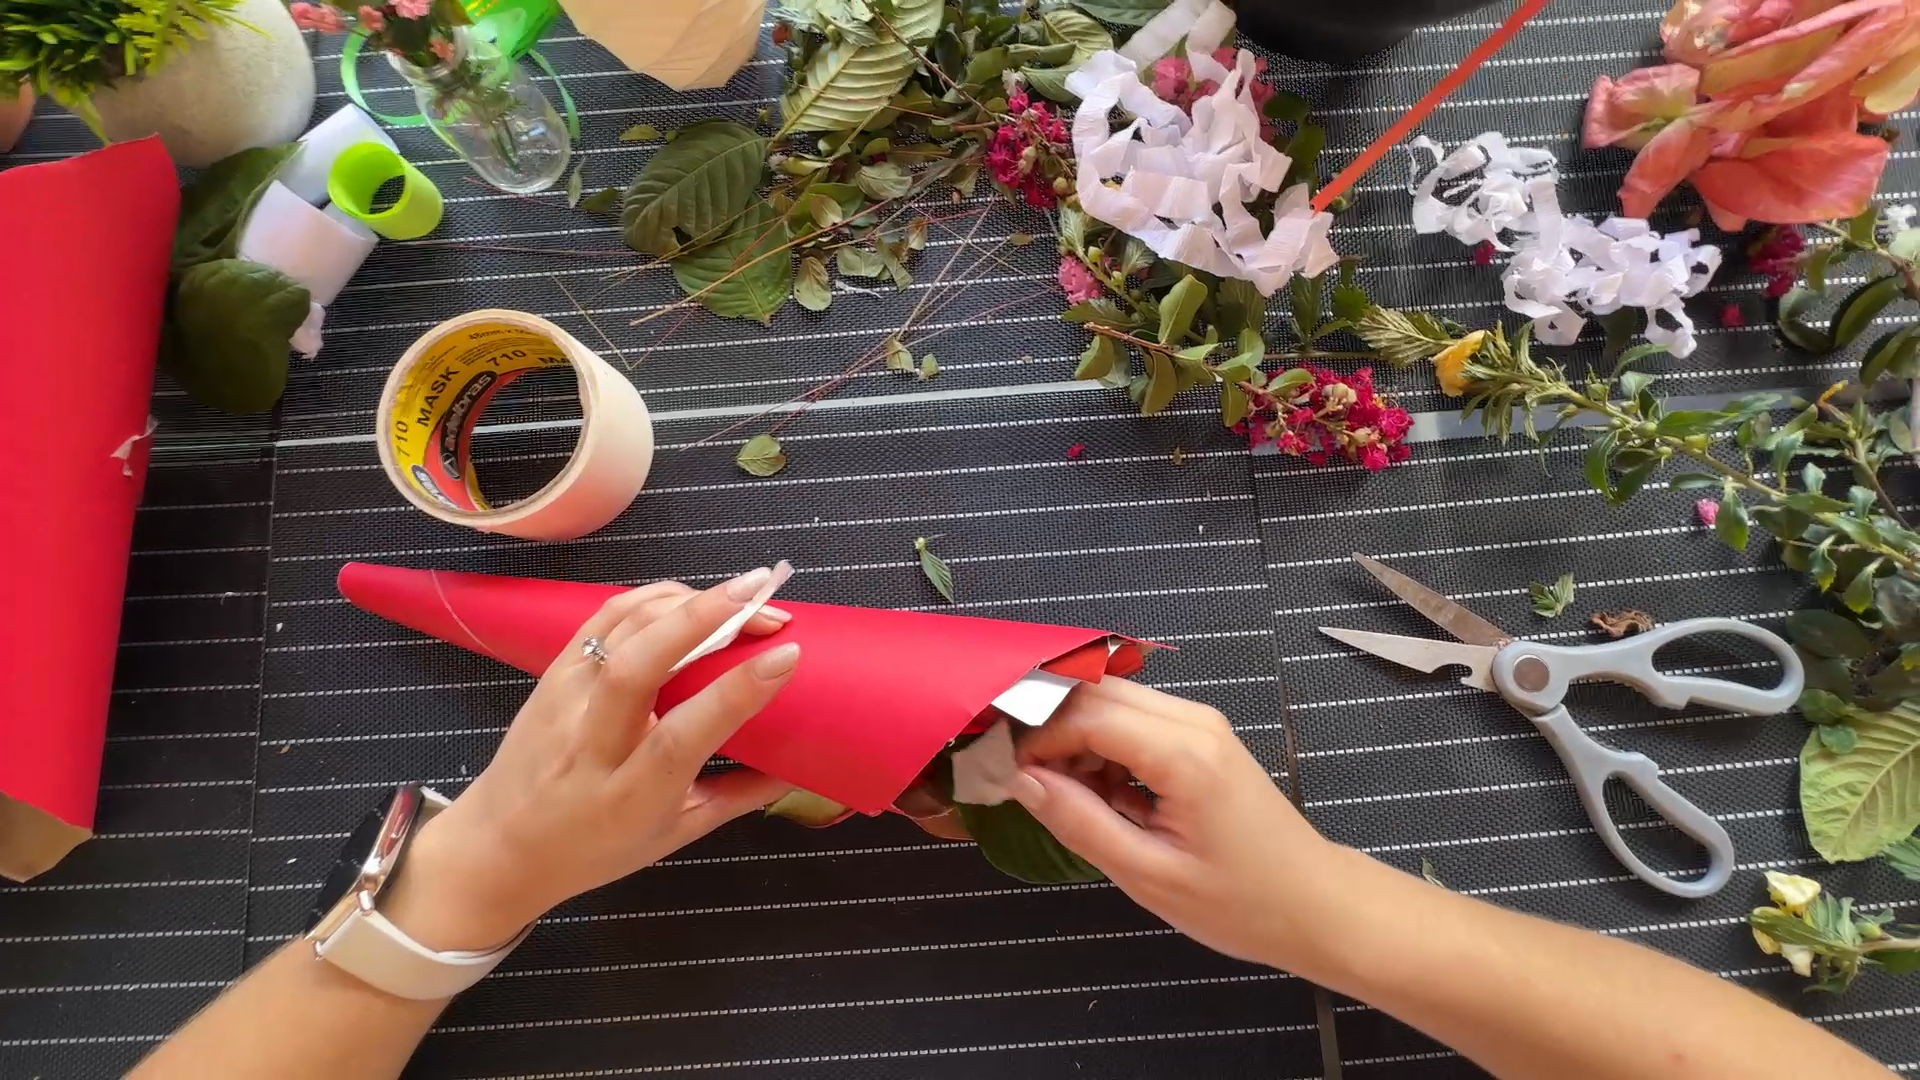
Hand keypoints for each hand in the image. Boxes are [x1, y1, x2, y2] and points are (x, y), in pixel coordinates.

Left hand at [381, 574, 798, 951]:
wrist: (494, 849)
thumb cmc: (595, 849)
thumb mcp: (677, 834)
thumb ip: (741, 796)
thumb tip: (802, 765)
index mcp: (628, 796)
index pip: (684, 735)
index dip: (738, 691)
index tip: (787, 655)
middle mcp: (589, 742)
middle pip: (639, 665)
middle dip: (704, 617)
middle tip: (762, 591)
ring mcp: (563, 700)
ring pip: (621, 629)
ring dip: (687, 600)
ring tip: (742, 591)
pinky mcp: (552, 672)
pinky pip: (604, 617)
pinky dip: (654, 596)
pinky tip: (692, 595)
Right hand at [1009, 678, 1336, 969]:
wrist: (1319, 905)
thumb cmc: (1239, 903)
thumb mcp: (1148, 876)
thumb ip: (1079, 822)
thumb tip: (1021, 779)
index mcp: (1182, 754)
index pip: (1086, 715)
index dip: (1037, 737)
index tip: (1008, 773)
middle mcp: (1191, 719)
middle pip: (1095, 690)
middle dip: (1050, 725)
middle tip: (1028, 777)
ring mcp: (1198, 721)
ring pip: (1110, 698)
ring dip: (1075, 735)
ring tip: (1067, 792)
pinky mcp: (1199, 733)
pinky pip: (1133, 717)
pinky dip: (1102, 744)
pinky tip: (1103, 791)